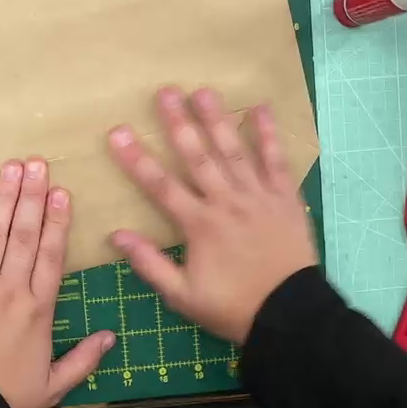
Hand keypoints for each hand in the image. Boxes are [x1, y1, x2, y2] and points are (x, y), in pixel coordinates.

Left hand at [0, 157, 115, 407]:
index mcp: (39, 310)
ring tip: (12, 167)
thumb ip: (83, 359)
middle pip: (24, 234)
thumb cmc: (2, 397)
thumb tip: (111, 336)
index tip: (62, 192)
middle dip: (32, 196)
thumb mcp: (52, 386)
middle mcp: (10, 289)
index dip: (58, 222)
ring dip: (4, 197)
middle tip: (37, 163)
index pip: (51, 256)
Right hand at [107, 87, 317, 344]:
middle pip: (198, 156)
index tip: (118, 132)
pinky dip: (268, 134)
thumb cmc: (232, 307)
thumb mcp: (182, 295)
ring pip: (234, 151)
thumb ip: (149, 263)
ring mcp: (258, 197)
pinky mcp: (285, 198)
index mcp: (199, 225)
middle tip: (165, 92)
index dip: (136, 159)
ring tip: (203, 91)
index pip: (160, 186)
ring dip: (217, 120)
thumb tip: (116, 235)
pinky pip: (276, 161)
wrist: (290, 316)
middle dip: (179, 123)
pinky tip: (259, 109)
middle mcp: (226, 202)